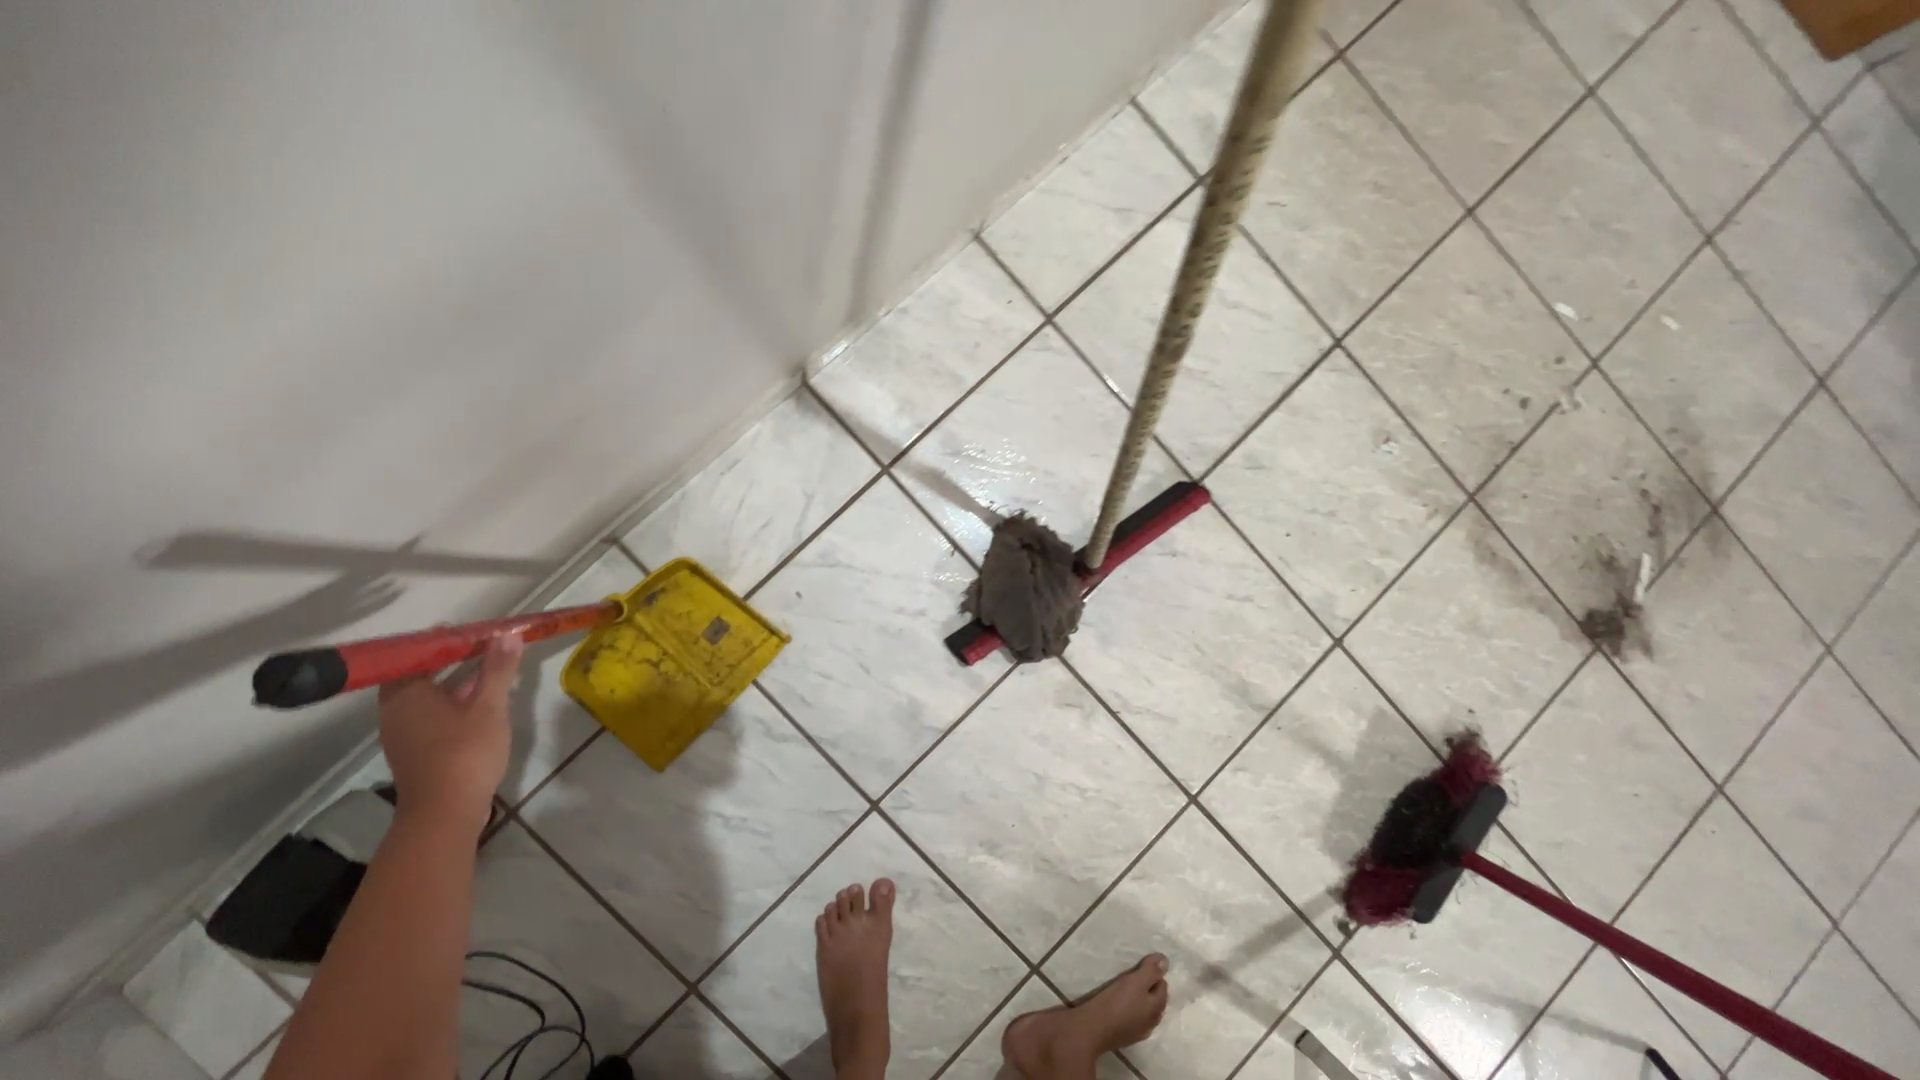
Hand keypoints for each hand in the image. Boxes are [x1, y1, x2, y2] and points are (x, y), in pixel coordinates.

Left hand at [377, 634, 522, 831]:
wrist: (445, 814)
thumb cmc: (464, 752)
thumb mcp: (489, 706)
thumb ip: (498, 669)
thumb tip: (508, 634)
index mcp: (406, 692)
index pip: (419, 652)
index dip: (446, 639)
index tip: (476, 632)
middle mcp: (395, 709)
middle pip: (422, 674)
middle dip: (453, 659)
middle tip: (486, 648)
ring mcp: (402, 733)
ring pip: (428, 697)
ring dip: (455, 683)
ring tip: (489, 673)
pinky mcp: (414, 752)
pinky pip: (431, 716)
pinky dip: (452, 705)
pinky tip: (480, 707)